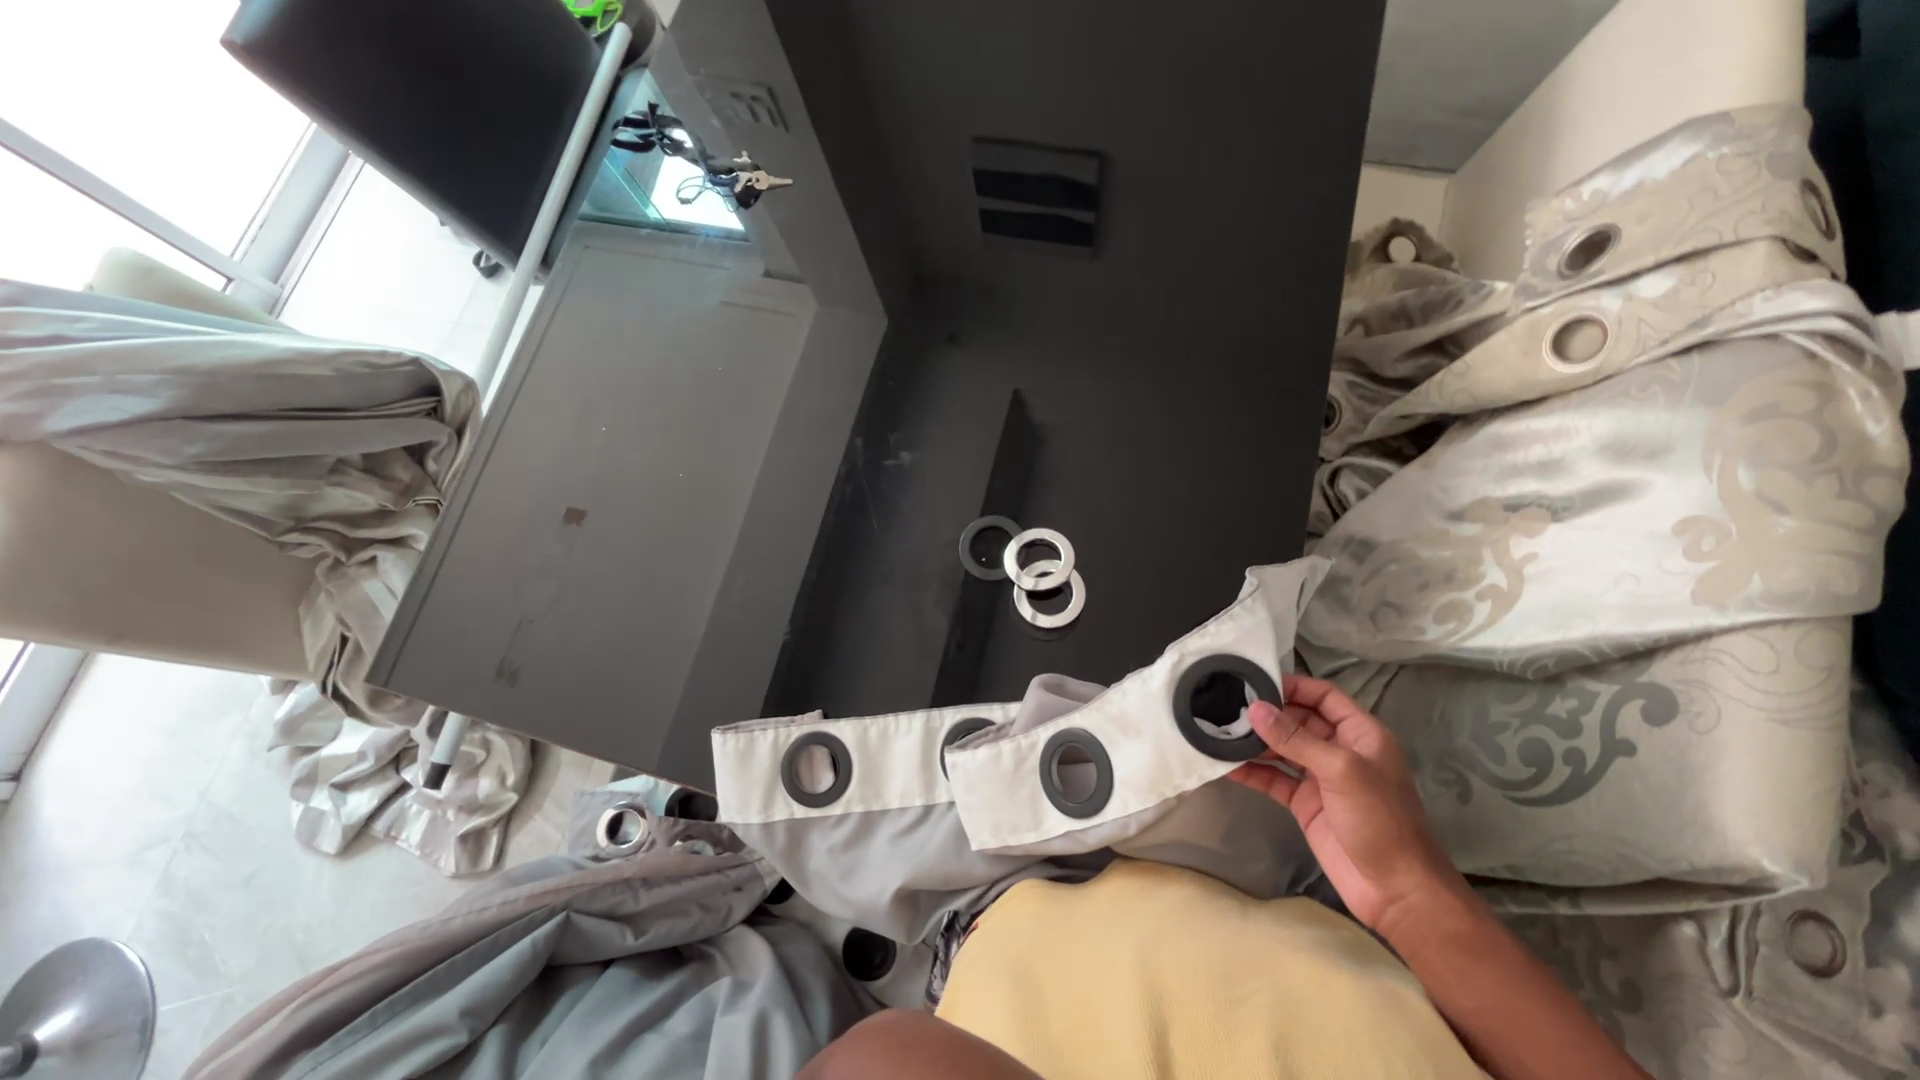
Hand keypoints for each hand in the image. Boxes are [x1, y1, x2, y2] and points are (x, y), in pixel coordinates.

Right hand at [1228, 673, 1466, 932]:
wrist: (1395, 888)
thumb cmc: (1380, 819)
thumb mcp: (1341, 770)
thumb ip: (1296, 738)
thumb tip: (1256, 710)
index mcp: (1361, 734)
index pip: (1324, 696)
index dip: (1293, 685)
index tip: (1255, 681)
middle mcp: (1340, 751)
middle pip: (1299, 720)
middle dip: (1267, 714)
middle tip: (1226, 706)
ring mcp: (1321, 779)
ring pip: (1282, 750)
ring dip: (1255, 742)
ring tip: (1218, 731)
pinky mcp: (1305, 804)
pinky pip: (1274, 779)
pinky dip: (1251, 772)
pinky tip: (1225, 765)